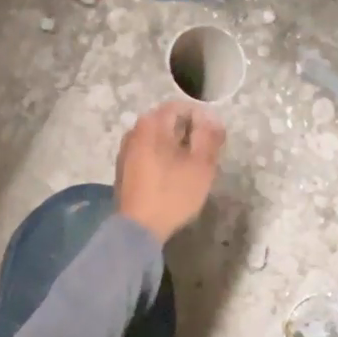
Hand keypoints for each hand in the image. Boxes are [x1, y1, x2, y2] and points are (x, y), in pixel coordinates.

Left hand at [115, 101, 225, 241]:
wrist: (137, 229)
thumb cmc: (172, 194)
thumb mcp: (200, 165)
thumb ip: (209, 137)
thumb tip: (212, 120)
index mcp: (151, 124)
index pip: (180, 107)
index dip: (202, 119)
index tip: (214, 139)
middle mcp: (134, 131)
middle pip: (167, 122)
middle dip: (188, 133)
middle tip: (205, 155)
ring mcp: (125, 151)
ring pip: (157, 140)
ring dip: (175, 147)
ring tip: (190, 168)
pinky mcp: (123, 169)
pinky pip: (147, 154)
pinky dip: (162, 159)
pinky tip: (171, 178)